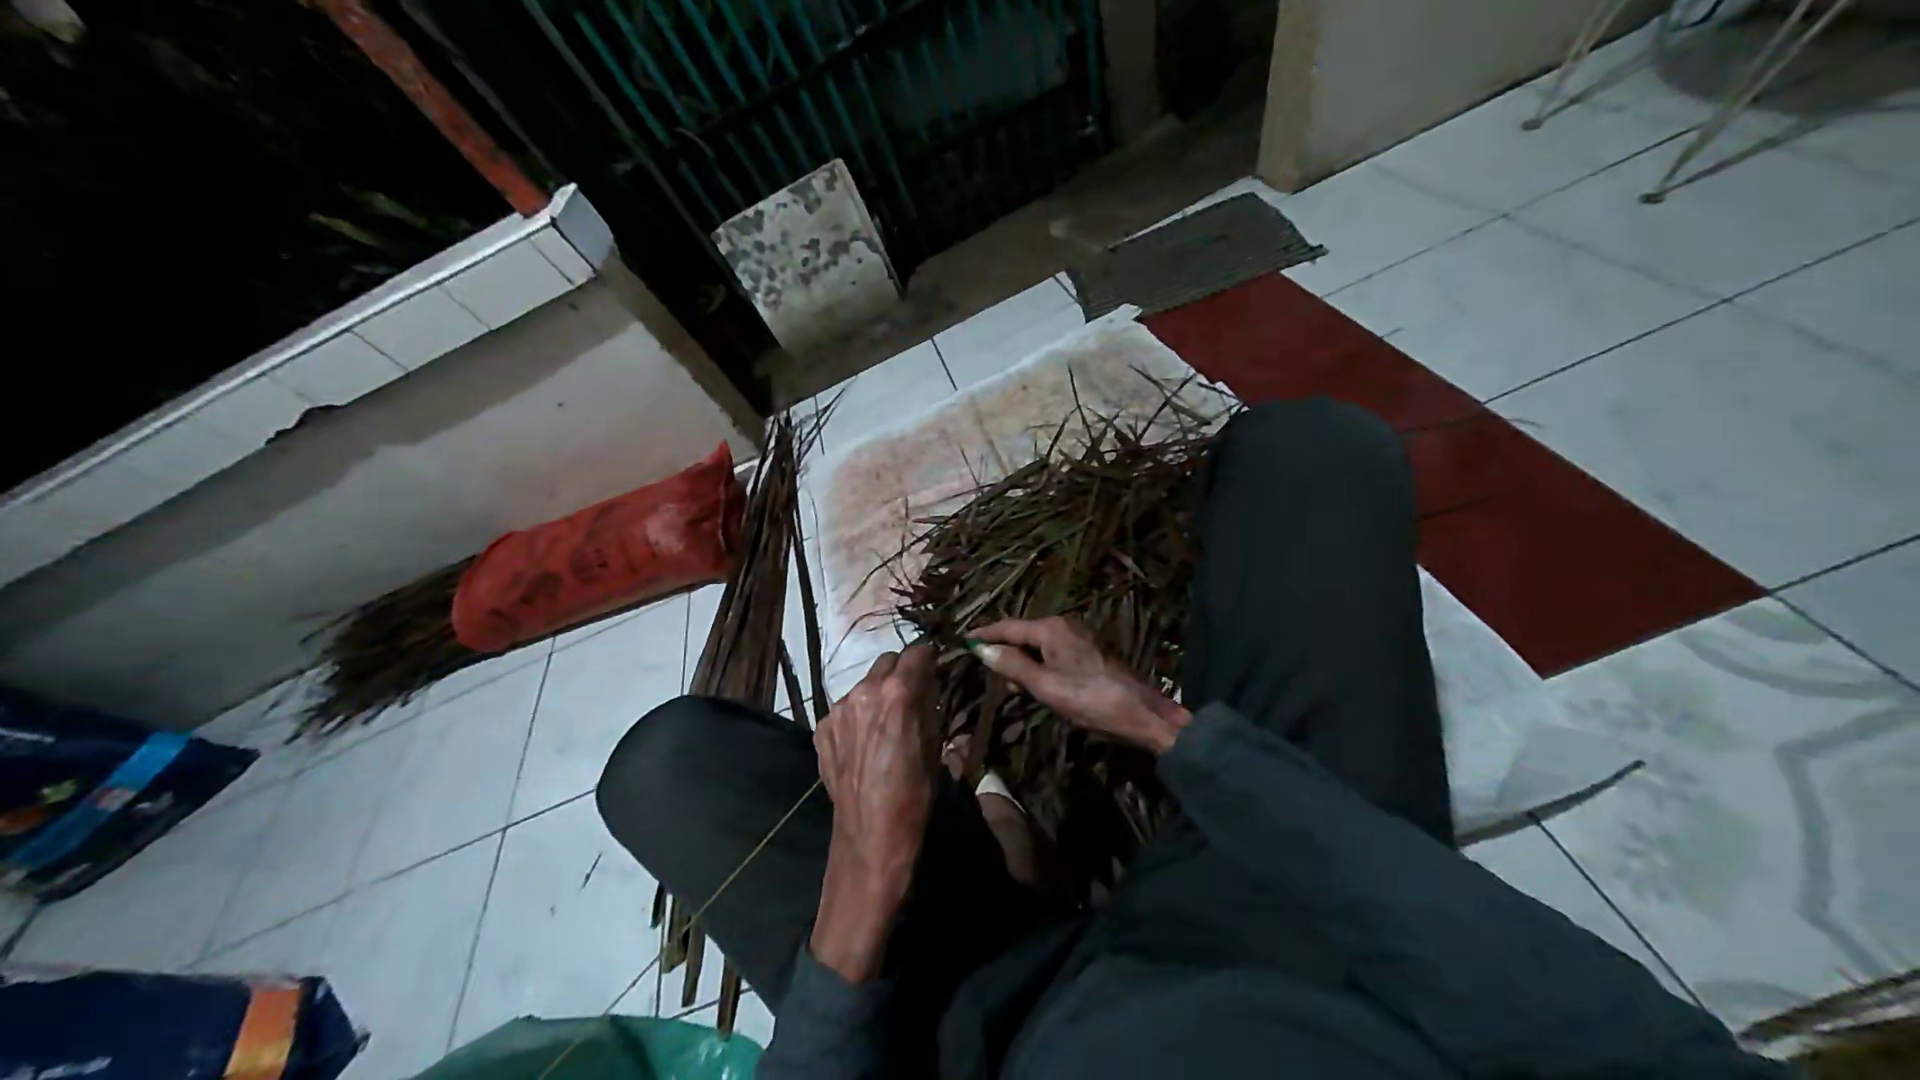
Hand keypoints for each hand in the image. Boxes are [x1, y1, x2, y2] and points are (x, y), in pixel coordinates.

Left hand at [810, 644, 938, 980]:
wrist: (871, 836)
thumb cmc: (915, 793)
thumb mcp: (935, 743)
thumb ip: (930, 703)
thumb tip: (930, 680)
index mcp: (898, 692)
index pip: (917, 651)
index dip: (929, 658)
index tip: (935, 666)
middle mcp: (864, 691)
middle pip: (887, 661)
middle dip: (902, 672)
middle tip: (913, 695)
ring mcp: (838, 709)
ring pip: (864, 683)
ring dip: (878, 693)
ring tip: (886, 724)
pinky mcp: (823, 727)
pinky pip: (846, 708)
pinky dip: (858, 715)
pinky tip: (865, 743)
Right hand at [970, 617, 1189, 754]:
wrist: (1139, 712)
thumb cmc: (1088, 698)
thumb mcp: (1044, 685)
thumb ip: (1012, 666)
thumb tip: (983, 649)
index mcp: (1050, 628)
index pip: (1008, 626)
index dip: (984, 634)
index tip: (963, 640)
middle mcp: (1063, 626)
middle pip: (1022, 634)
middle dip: (1003, 651)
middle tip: (984, 670)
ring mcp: (1077, 638)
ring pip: (1037, 645)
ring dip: (1021, 662)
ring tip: (1008, 686)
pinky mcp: (1086, 653)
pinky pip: (1052, 653)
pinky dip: (1037, 666)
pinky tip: (1032, 686)